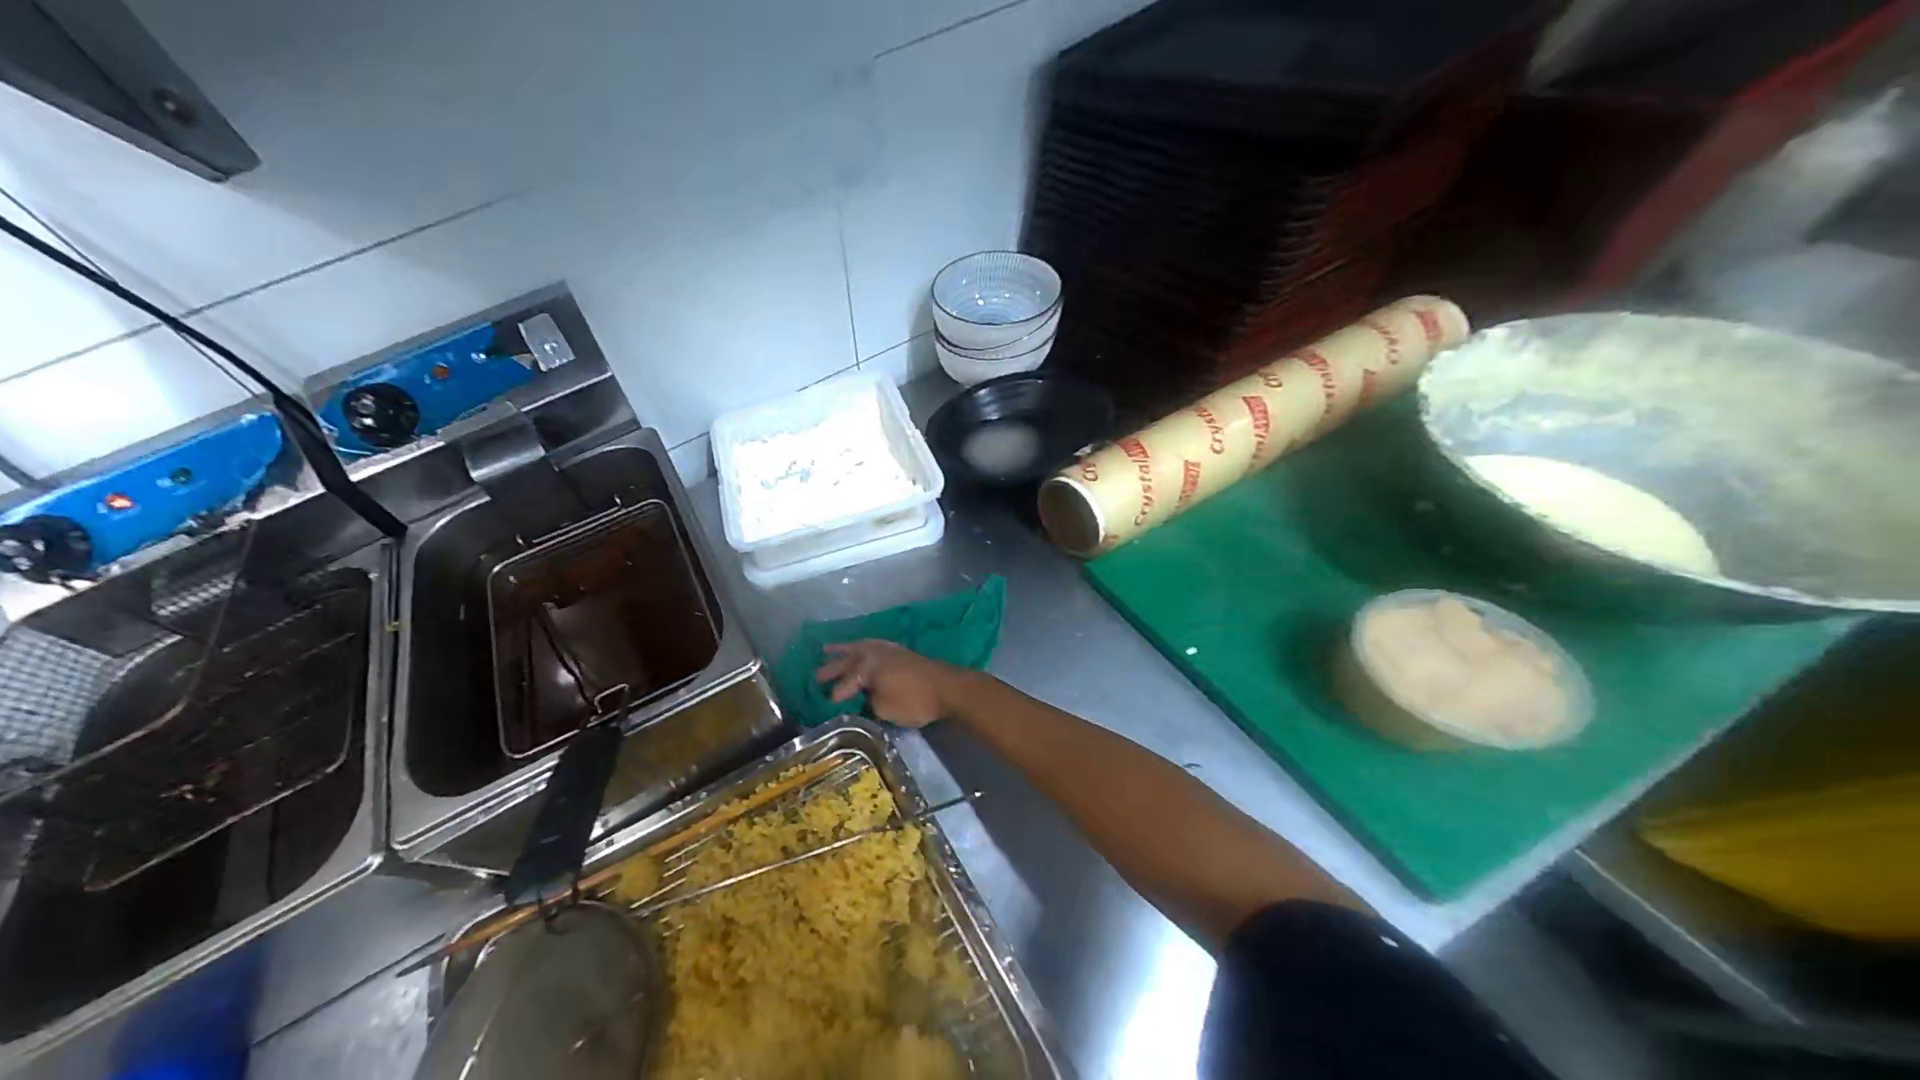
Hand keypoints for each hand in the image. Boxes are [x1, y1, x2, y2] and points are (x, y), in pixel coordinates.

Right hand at [814, 640, 964, 728]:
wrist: (948, 688)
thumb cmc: (914, 700)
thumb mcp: (884, 708)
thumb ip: (868, 702)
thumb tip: (863, 698)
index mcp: (866, 666)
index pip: (844, 684)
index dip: (835, 697)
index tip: (824, 706)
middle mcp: (872, 653)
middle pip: (846, 662)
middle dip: (830, 669)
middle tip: (814, 676)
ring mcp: (886, 650)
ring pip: (858, 647)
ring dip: (843, 650)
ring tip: (827, 648)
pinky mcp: (898, 652)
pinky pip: (871, 646)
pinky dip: (861, 646)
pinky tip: (860, 647)